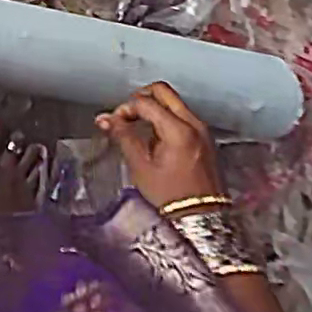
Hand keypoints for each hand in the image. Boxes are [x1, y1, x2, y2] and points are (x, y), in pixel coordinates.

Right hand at [96, 82, 225, 209]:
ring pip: (174, 102)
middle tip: (127, 114)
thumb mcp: (141, 166)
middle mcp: (194, 125)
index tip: (116, 121)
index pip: (146, 102)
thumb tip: (106, 119)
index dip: (125, 108)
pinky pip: (183, 116)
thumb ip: (122, 136)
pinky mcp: (205, 138)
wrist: (201, 219)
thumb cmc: (172, 198)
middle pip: (163, 91)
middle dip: (141, 98)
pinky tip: (156, 139)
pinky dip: (167, 118)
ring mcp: (203, 131)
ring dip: (154, 108)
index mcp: (178, 130)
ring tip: (140, 129)